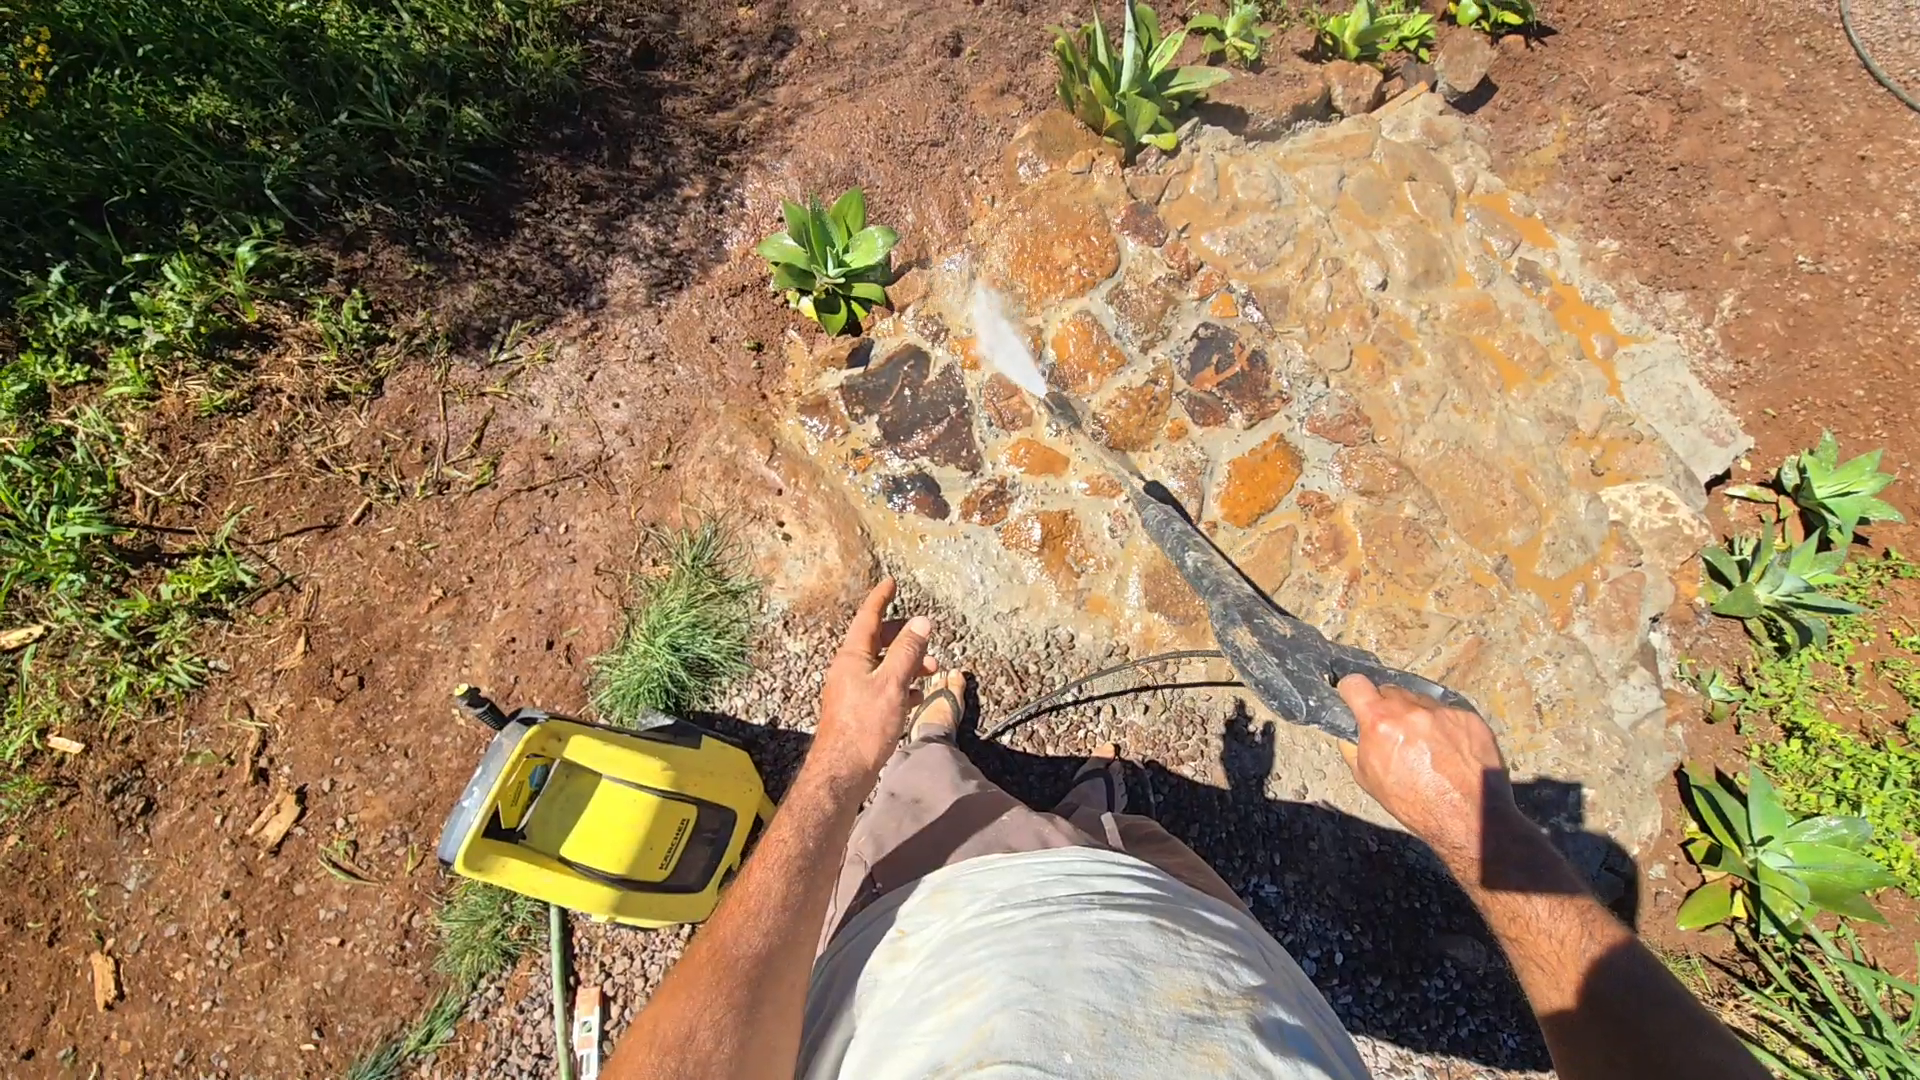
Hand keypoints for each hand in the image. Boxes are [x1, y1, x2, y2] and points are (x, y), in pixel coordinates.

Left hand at [814, 579, 935, 778]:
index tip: (891, 582)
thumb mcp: (892, 683)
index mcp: (852, 656)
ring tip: (931, 670)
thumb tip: (922, 622)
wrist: (843, 772)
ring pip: (882, 665)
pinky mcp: (859, 709)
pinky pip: (882, 686)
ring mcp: (852, 689)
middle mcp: (849, 669)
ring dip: (907, 662)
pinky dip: (901, 684)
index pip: (868, 618)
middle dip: (903, 636)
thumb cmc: (865, 726)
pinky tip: (916, 695)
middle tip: (925, 635)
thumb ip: (908, 651)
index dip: (880, 598)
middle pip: (877, 640)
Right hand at [1337, 674, 1518, 865]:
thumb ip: (1353, 747)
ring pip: (1419, 701)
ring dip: (1416, 715)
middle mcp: (1409, 710)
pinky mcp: (1468, 718)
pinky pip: (1447, 713)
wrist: (1467, 818)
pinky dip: (1444, 726)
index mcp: (1378, 722)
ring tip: (1426, 744)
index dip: (1351, 691)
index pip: (1355, 684)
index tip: (1355, 697)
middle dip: (1387, 708)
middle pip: (1389, 691)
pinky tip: (1448, 749)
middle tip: (1394, 731)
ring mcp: (1441, 712)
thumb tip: (1349, 733)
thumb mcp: (1366, 778)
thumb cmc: (1415, 803)